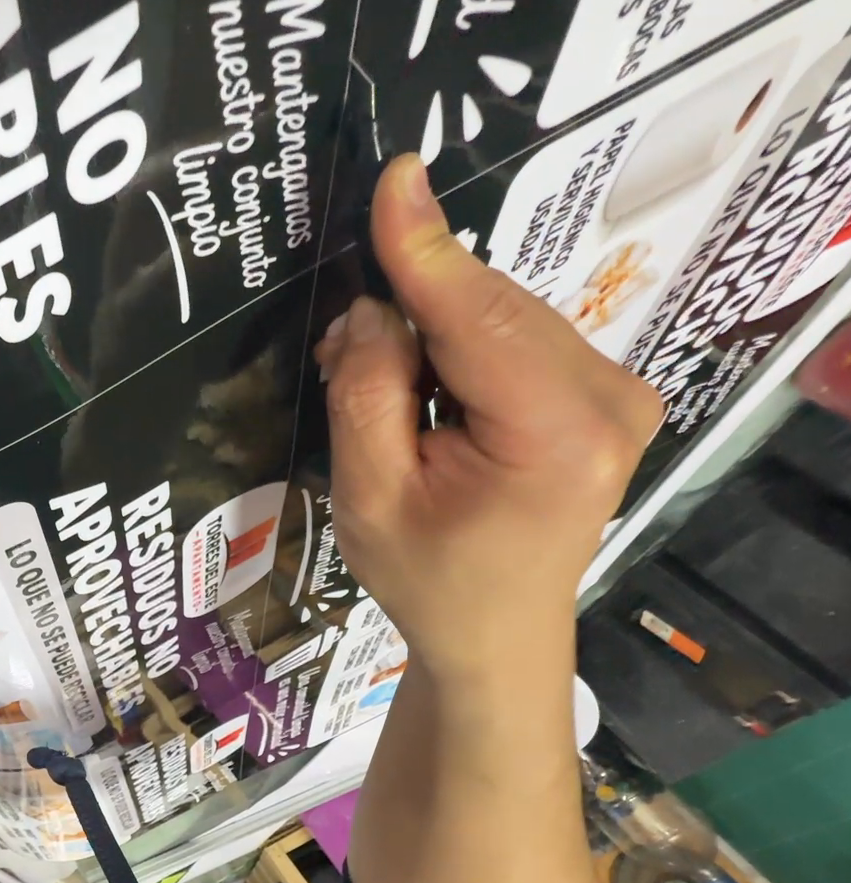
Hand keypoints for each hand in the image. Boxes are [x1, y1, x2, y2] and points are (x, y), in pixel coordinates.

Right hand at [314, 155, 661, 681]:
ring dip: (425, 334)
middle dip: (407, 312)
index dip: (425, 249)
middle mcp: (608, 398)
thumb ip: (367, 395)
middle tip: (335, 355)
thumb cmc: (424, 578)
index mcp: (554, 433)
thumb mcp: (368, 494)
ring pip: (500, 319)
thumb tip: (370, 312)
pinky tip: (418, 390)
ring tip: (373, 389)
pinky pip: (511, 341)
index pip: (477, 317)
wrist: (493, 636)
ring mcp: (615, 394)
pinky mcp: (599, 397)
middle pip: (490, 310)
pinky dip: (452, 350)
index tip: (393, 178)